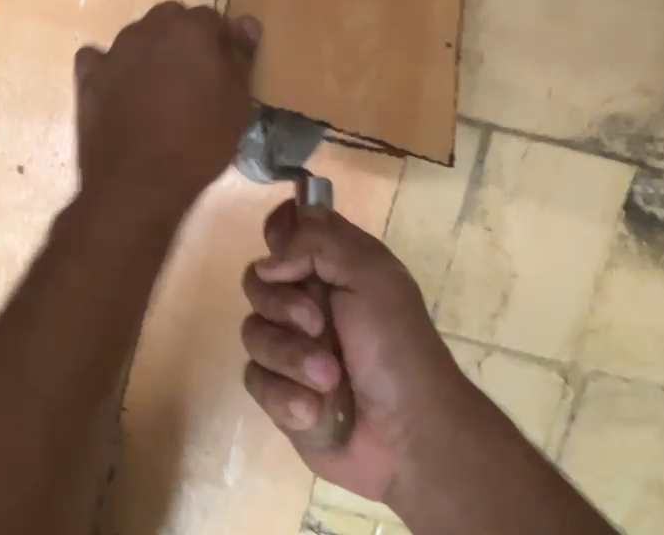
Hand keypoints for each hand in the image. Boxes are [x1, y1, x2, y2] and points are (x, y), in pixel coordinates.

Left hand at [73, 2, 259, 224]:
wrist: (137, 183)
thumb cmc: (198, 142)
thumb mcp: (236, 103)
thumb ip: (240, 57)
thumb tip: (246, 22)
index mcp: (190, 29)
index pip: (212, 18)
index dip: (221, 42)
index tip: (225, 70)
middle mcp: (149, 29)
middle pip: (172, 19)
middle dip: (184, 39)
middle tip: (195, 78)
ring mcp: (114, 51)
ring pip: (138, 36)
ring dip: (151, 51)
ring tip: (160, 89)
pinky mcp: (88, 76)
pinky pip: (101, 58)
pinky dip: (112, 68)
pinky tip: (121, 90)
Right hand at [240, 203, 473, 504]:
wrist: (409, 434)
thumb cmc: (396, 345)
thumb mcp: (370, 274)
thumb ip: (316, 242)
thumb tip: (267, 262)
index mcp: (333, 265)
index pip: (288, 229)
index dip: (279, 236)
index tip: (286, 256)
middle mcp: (307, 299)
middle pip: (257, 280)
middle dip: (283, 305)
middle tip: (318, 325)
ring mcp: (291, 347)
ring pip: (253, 332)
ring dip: (292, 358)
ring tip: (329, 379)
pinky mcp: (280, 392)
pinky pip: (256, 380)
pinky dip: (286, 396)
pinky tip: (315, 411)